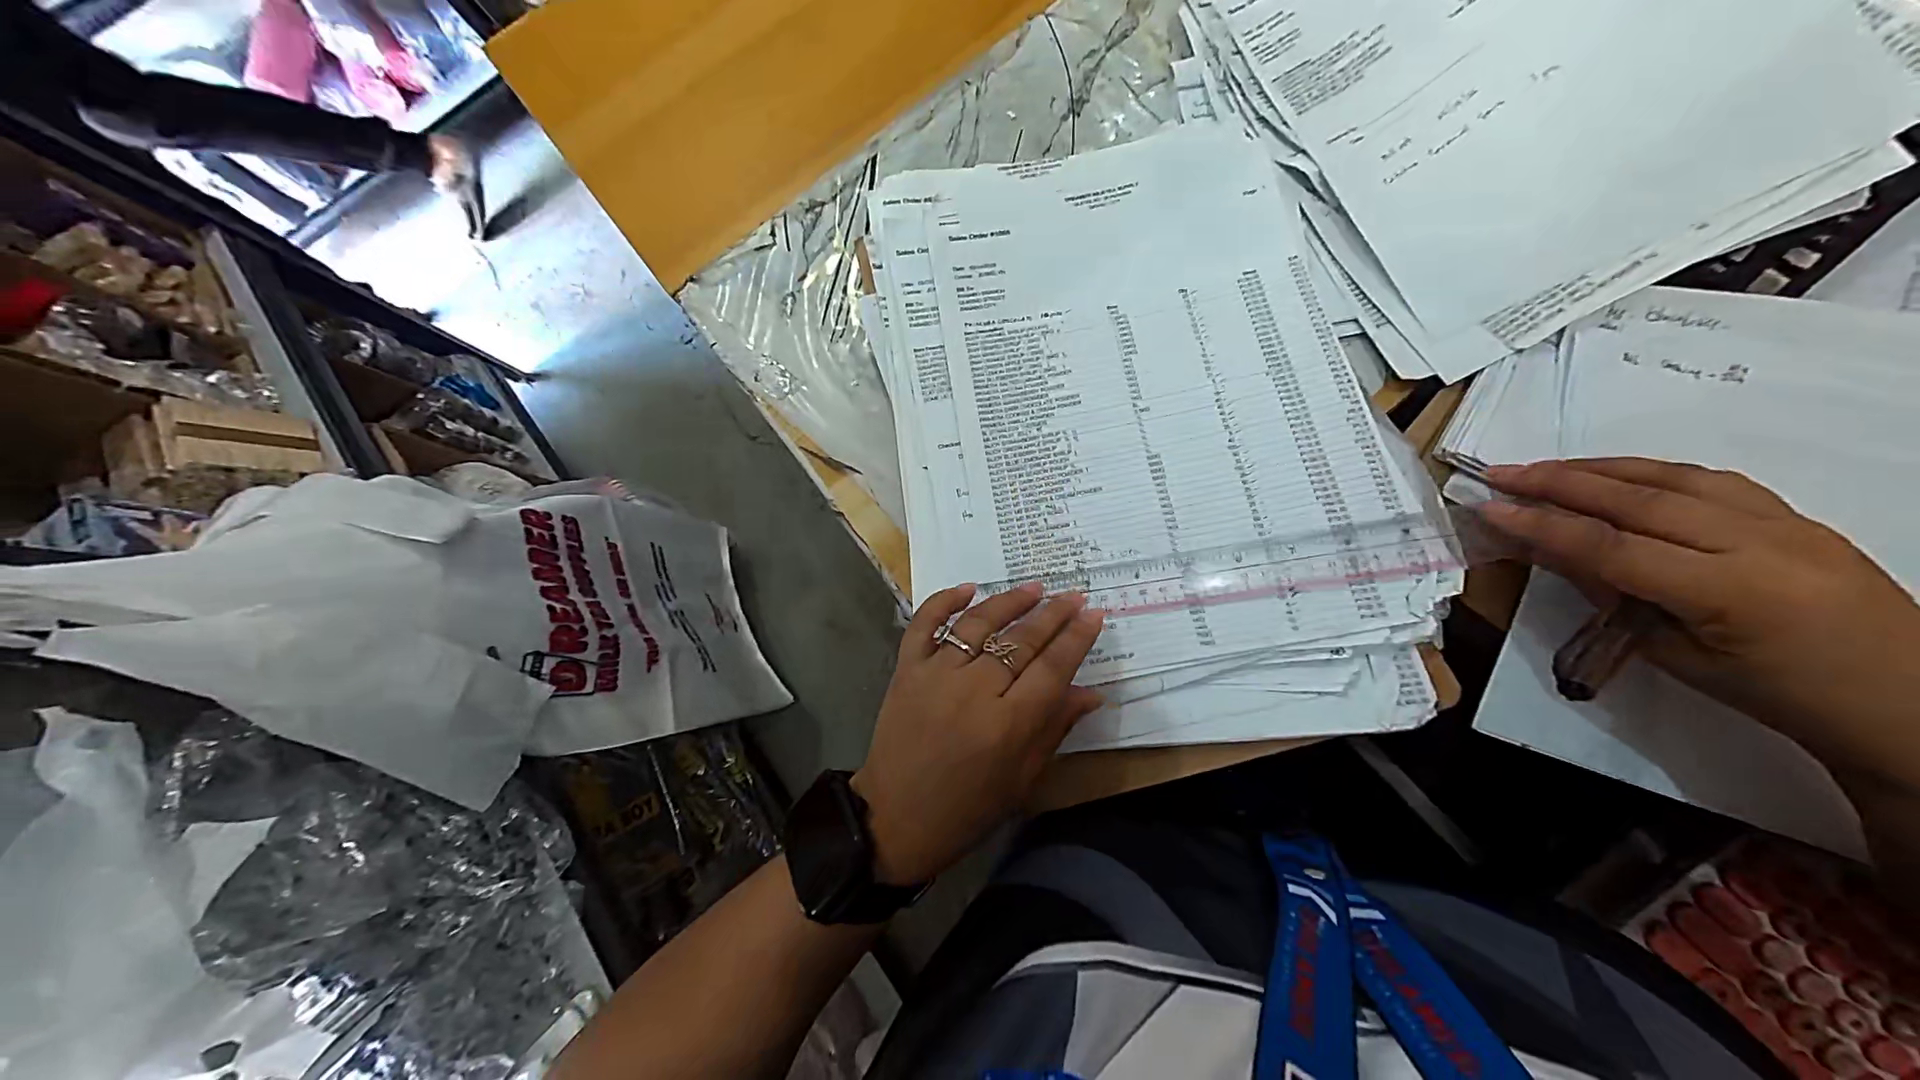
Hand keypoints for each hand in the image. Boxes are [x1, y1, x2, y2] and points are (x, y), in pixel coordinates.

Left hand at [852, 583, 1104, 884]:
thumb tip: (1091, 692)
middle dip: (1052, 614)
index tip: (1093, 614)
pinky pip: (924, 625)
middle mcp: (974, 690)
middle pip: (1021, 640)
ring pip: (978, 624)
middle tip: (1073, 595)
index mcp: (1008, 724)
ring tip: (1034, 588)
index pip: (1052, 667)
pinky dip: (944, 602)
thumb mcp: (1021, 779)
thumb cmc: (967, 808)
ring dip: (1009, 601)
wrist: (895, 818)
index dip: (1076, 638)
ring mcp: (936, 675)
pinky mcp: (906, 670)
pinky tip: (968, 588)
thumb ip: (1054, 728)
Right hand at [1479, 458, 1919, 787]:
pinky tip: (1619, 475)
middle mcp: (1760, 543)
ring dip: (1601, 468)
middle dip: (1559, 482)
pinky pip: (1711, 481)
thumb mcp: (1677, 657)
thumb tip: (1556, 553)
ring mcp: (1786, 523)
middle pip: (1638, 499)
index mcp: (1729, 591)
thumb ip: (1616, 597)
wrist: (1903, 701)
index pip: (1610, 546)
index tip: (1488, 509)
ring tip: (1545, 467)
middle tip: (1501, 472)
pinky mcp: (1796, 516)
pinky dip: (1652, 473)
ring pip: (1675, 478)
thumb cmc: (1778, 695)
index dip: (1540, 525)